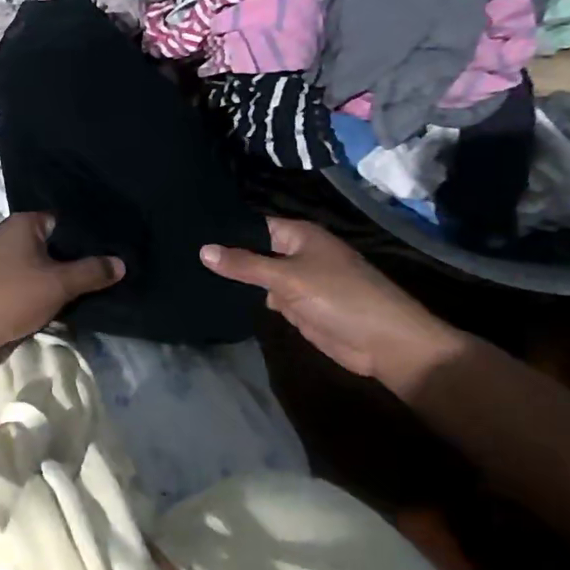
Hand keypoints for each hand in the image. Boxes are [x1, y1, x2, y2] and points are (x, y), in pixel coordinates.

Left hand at [0, 213, 122, 361]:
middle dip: (82, 256)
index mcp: (24, 222)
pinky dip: (53, 283)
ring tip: (102, 280)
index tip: (118, 245)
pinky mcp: (5, 277)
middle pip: (58, 241)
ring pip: (48, 260)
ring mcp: (7, 255)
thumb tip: (121, 262)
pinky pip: (37, 275)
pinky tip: (75, 293)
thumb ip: (91, 271)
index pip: (67, 220)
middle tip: (115, 266)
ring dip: (68, 272)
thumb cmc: (11, 295)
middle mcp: (14, 232)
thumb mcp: (57, 284)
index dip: (92, 234)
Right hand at [201, 218, 467, 396]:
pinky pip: (265, 295)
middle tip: (181, 252)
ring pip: (256, 274)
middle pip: (252, 249)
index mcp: (298, 234)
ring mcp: (296, 280)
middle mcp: (295, 252)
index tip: (187, 231)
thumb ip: (245, 265)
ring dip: (233, 277)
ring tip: (189, 271)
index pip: (251, 224)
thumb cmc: (342, 299)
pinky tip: (215, 295)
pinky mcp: (297, 305)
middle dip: (224, 254)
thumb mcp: (289, 278)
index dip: (223, 229)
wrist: (388, 345)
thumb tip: (203, 250)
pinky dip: (245, 296)